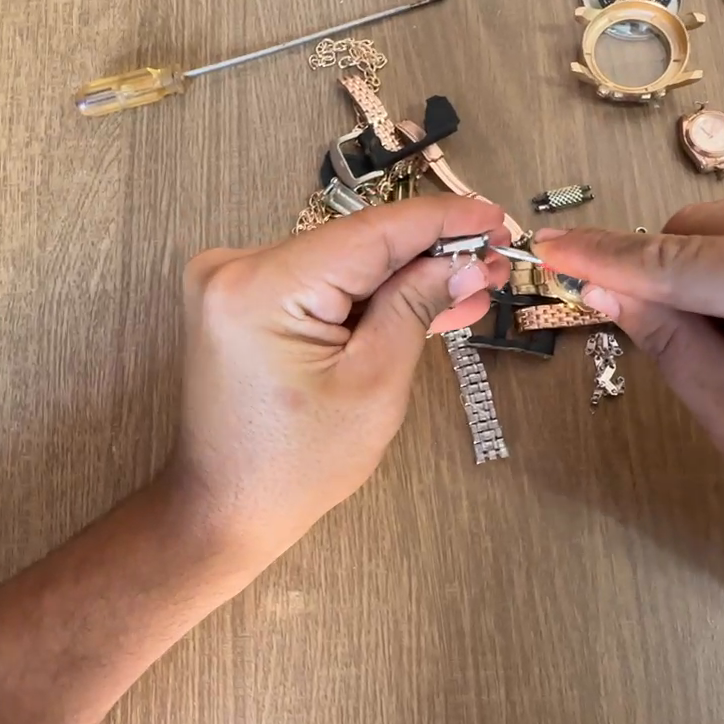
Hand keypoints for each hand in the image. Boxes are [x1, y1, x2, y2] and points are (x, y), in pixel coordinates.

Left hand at [169, 195, 510, 560]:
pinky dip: (367, 296)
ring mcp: (232, 281)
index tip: (496, 217)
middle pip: (355, 244)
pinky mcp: (241, 299)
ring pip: (343, 263)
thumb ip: (416, 307)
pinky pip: (320, 284)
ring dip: (404, 278)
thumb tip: (466, 262)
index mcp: (260, 287)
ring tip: (471, 286)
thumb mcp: (374, 384)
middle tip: (494, 261)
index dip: (440, 220)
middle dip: (429, 254)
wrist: (227, 506)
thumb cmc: (298, 464)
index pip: (370, 232)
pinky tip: (423, 300)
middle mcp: (234, 267)